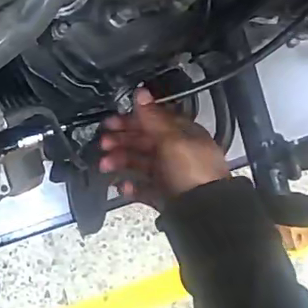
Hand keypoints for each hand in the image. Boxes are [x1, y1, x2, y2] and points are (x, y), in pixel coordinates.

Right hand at [97, 89, 230, 207]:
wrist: (204, 213)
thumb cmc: (195, 172)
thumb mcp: (171, 139)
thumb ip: (153, 117)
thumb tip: (142, 94)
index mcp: (184, 135)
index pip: (153, 121)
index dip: (131, 120)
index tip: (111, 122)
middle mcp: (178, 154)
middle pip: (145, 143)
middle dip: (122, 141)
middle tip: (104, 143)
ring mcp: (171, 176)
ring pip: (141, 165)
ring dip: (121, 162)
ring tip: (106, 165)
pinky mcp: (166, 197)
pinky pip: (143, 189)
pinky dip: (131, 187)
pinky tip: (122, 186)